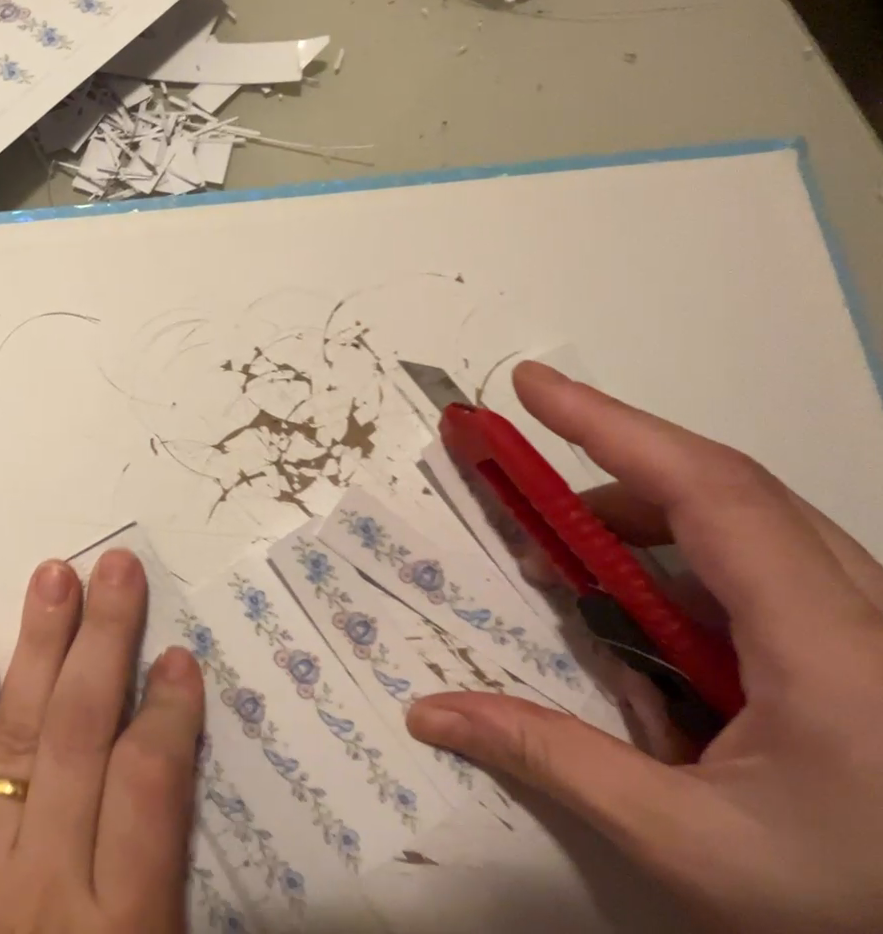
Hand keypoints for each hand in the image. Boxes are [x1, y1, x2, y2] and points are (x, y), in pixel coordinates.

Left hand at [0, 551, 205, 933]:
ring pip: (13, 739)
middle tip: (115, 567)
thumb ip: (167, 902)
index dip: (169, 716)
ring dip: (34, 653)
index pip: (148, 792)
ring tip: (51, 580)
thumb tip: (179, 806)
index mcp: (116, 926)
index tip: (181, 656)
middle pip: (79, 737)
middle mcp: (43, 880)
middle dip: (101, 644)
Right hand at [407, 361, 882, 932]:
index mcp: (836, 653)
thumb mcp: (689, 843)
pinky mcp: (871, 653)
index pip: (714, 495)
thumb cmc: (851, 905)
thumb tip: (429, 710)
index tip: (531, 386)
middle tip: (521, 506)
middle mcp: (873, 619)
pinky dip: (682, 573)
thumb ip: (555, 760)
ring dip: (642, 530)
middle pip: (729, 497)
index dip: (616, 427)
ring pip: (752, 531)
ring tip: (569, 578)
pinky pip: (769, 574)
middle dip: (610, 480)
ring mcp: (878, 633)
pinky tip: (647, 631)